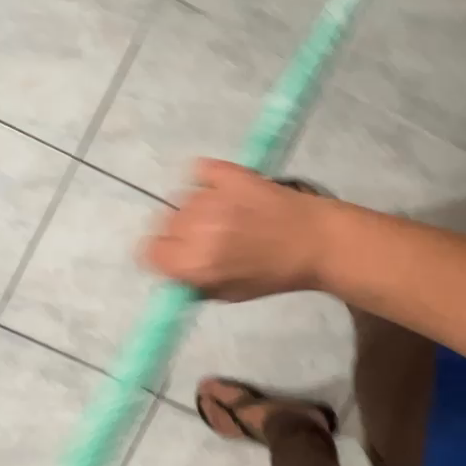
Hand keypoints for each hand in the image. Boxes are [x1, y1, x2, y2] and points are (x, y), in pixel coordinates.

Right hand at [142, 159, 331, 301]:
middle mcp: (199, 229)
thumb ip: (195, 282)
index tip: (177, 254)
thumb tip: (173, 268)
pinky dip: (206, 179)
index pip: (150, 252)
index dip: (163, 254)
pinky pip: (200, 171)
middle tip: (205, 235)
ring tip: (224, 214)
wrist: (315, 240)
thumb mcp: (231, 294)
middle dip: (179, 231)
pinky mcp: (229, 172)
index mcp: (197, 263)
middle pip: (164, 223)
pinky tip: (223, 190)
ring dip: (195, 207)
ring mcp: (214, 197)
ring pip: (181, 198)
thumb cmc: (275, 274)